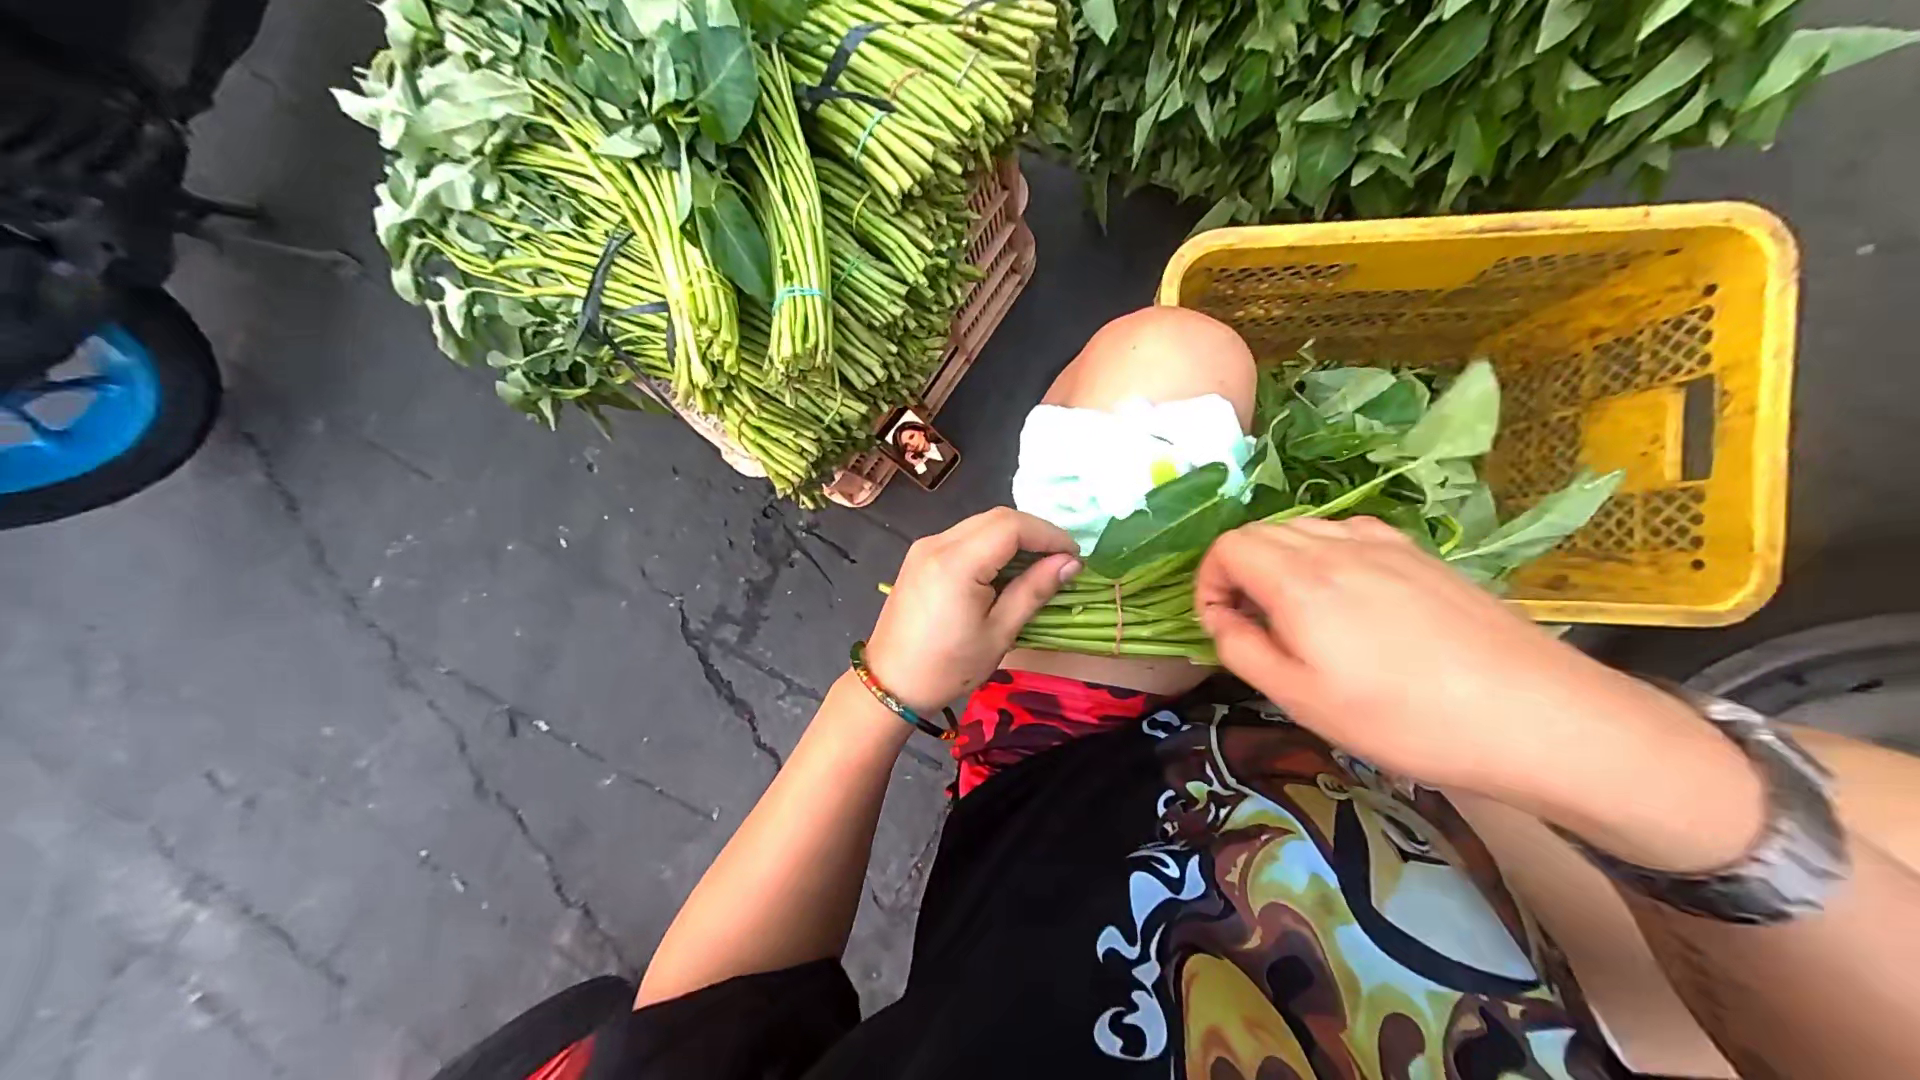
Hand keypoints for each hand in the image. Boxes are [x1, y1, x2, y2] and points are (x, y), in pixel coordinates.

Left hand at [866, 507, 1081, 713]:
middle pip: (996, 517)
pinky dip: (991, 544)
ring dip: (1013, 536)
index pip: (1012, 526)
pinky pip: (964, 536)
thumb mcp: (999, 633)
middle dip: (1034, 532)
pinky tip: (1006, 568)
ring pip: (980, 524)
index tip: (1074, 556)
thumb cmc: (948, 667)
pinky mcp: (919, 556)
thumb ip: (1034, 590)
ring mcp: (924, 547)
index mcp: (957, 562)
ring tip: (1039, 564)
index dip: (1049, 534)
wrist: (891, 684)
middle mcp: (937, 543)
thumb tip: (1070, 563)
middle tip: (1061, 559)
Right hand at [1193, 518, 1763, 869]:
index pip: (1226, 547)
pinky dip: (1324, 553)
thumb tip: (1219, 617)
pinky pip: (1349, 533)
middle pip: (1260, 531)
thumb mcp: (1299, 698)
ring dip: (1278, 560)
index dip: (1208, 581)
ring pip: (1303, 528)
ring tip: (1294, 612)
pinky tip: (1346, 594)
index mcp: (1298, 579)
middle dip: (1237, 570)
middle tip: (1250, 623)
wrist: (1537, 717)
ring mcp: (1384, 544)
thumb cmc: (1402, 718)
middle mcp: (1335, 545)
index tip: (1220, 623)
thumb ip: (1240, 648)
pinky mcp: (1421, 555)